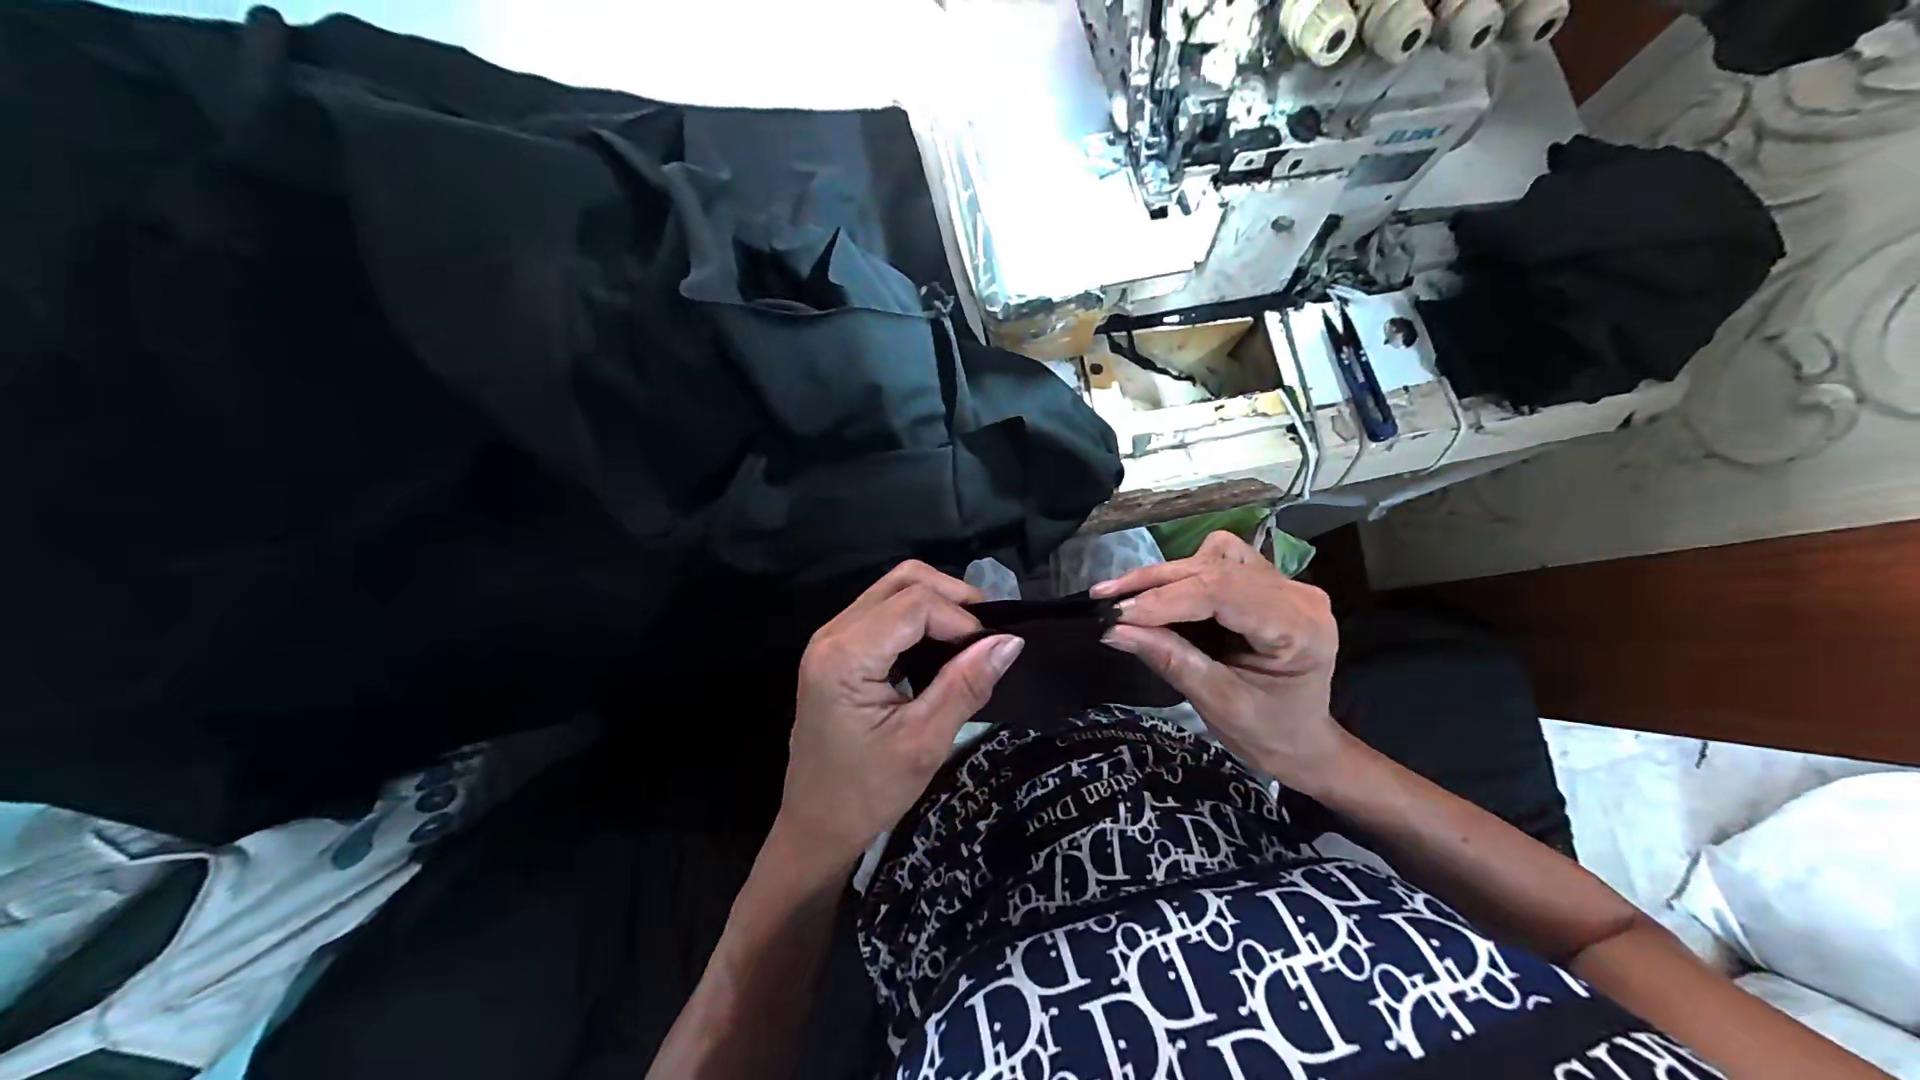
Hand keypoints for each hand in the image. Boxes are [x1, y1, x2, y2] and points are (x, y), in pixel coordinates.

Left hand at [781, 560, 1024, 865]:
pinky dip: (918, 616)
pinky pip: (883, 609)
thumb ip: (966, 684)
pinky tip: (940, 645)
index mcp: (846, 655)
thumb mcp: (925, 741)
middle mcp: (832, 634)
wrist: (817, 824)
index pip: (916, 603)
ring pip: (893, 588)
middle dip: (952, 597)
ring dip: (937, 603)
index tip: (988, 653)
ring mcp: (831, 638)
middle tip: (985, 635)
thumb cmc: (868, 792)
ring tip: (969, 639)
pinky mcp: (837, 649)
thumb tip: (1010, 640)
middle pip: (904, 580)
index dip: (961, 619)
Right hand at [1092, 531, 1346, 788]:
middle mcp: (1297, 594)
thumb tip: (1115, 629)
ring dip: (1165, 575)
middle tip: (1105, 599)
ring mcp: (1284, 582)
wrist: (1300, 740)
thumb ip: (1171, 660)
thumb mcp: (1218, 703)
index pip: (1222, 593)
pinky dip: (1184, 572)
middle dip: (1154, 583)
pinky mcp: (1266, 580)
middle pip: (1214, 568)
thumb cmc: (1267, 732)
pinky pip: (1219, 559)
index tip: (1117, 614)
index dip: (1165, 599)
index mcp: (1299, 627)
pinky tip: (1162, 592)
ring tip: (1126, 595)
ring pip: (1213, 556)